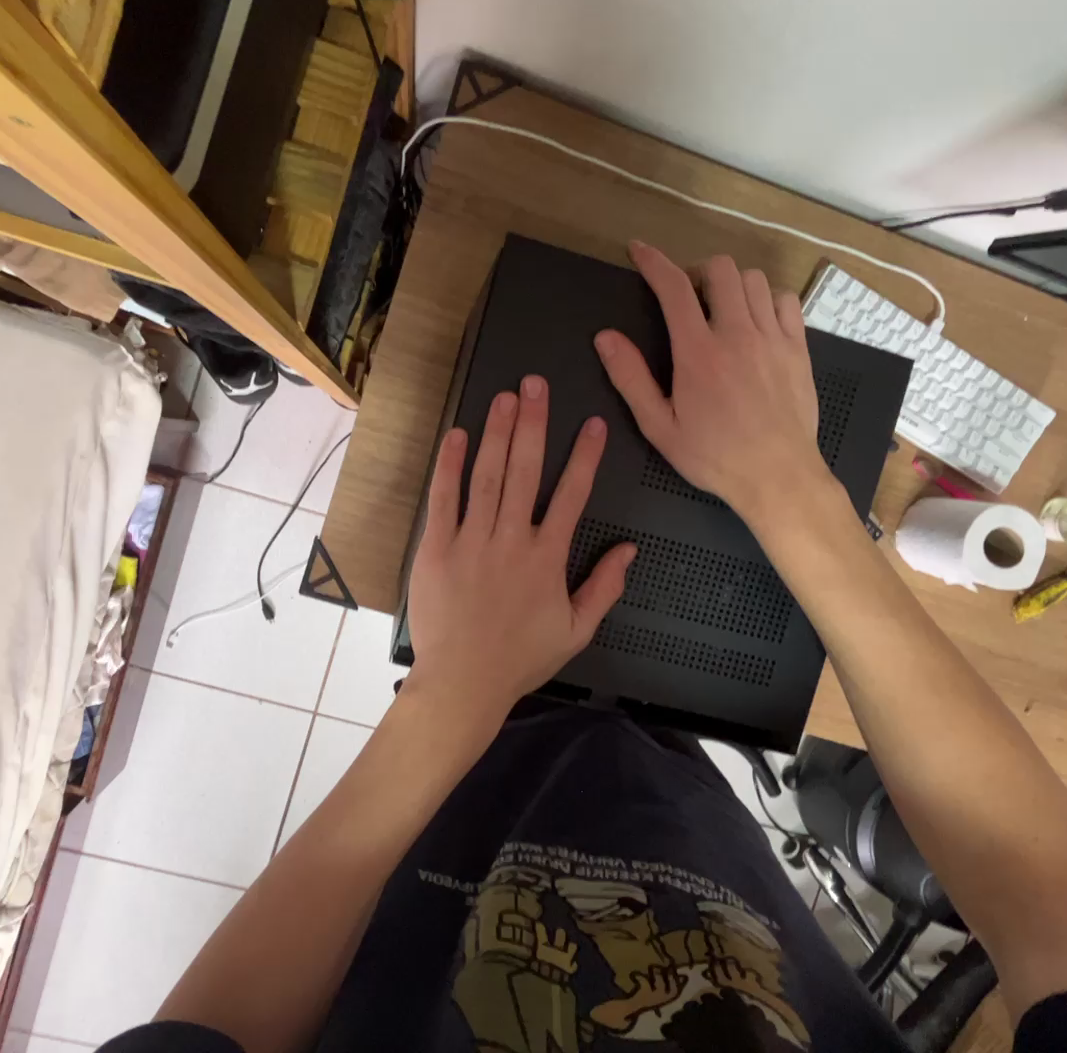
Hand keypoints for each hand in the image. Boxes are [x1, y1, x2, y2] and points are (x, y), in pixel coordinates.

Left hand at [405, 375, 636, 723]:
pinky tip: (457, 436)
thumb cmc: (520, 658)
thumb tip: (630, 550)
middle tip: (536, 384)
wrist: (463, 682)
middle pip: (526, 471)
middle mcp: (512, 539)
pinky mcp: (437, 548)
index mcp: (547, 557)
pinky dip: (450, 466)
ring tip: (505, 397)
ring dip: (496, 433)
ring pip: (487, 476)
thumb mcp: (576, 631)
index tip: (592, 423)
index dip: (585, 456)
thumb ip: (605, 588)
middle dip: (533, 424)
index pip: (573, 495)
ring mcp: (472, 541)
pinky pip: (444, 499)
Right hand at [595, 241, 834, 522]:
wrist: (777, 475)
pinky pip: (784, 299)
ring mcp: (773, 338)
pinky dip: (766, 299)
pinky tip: (755, 321)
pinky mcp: (798, 348)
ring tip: (720, 308)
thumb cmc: (713, 457)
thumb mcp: (659, 426)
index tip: (639, 250)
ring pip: (753, 279)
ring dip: (731, 284)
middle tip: (687, 296)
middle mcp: (737, 334)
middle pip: (720, 269)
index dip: (654, 262)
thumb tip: (606, 338)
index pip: (674, 288)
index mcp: (698, 353)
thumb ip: (631, 378)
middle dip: (696, 271)